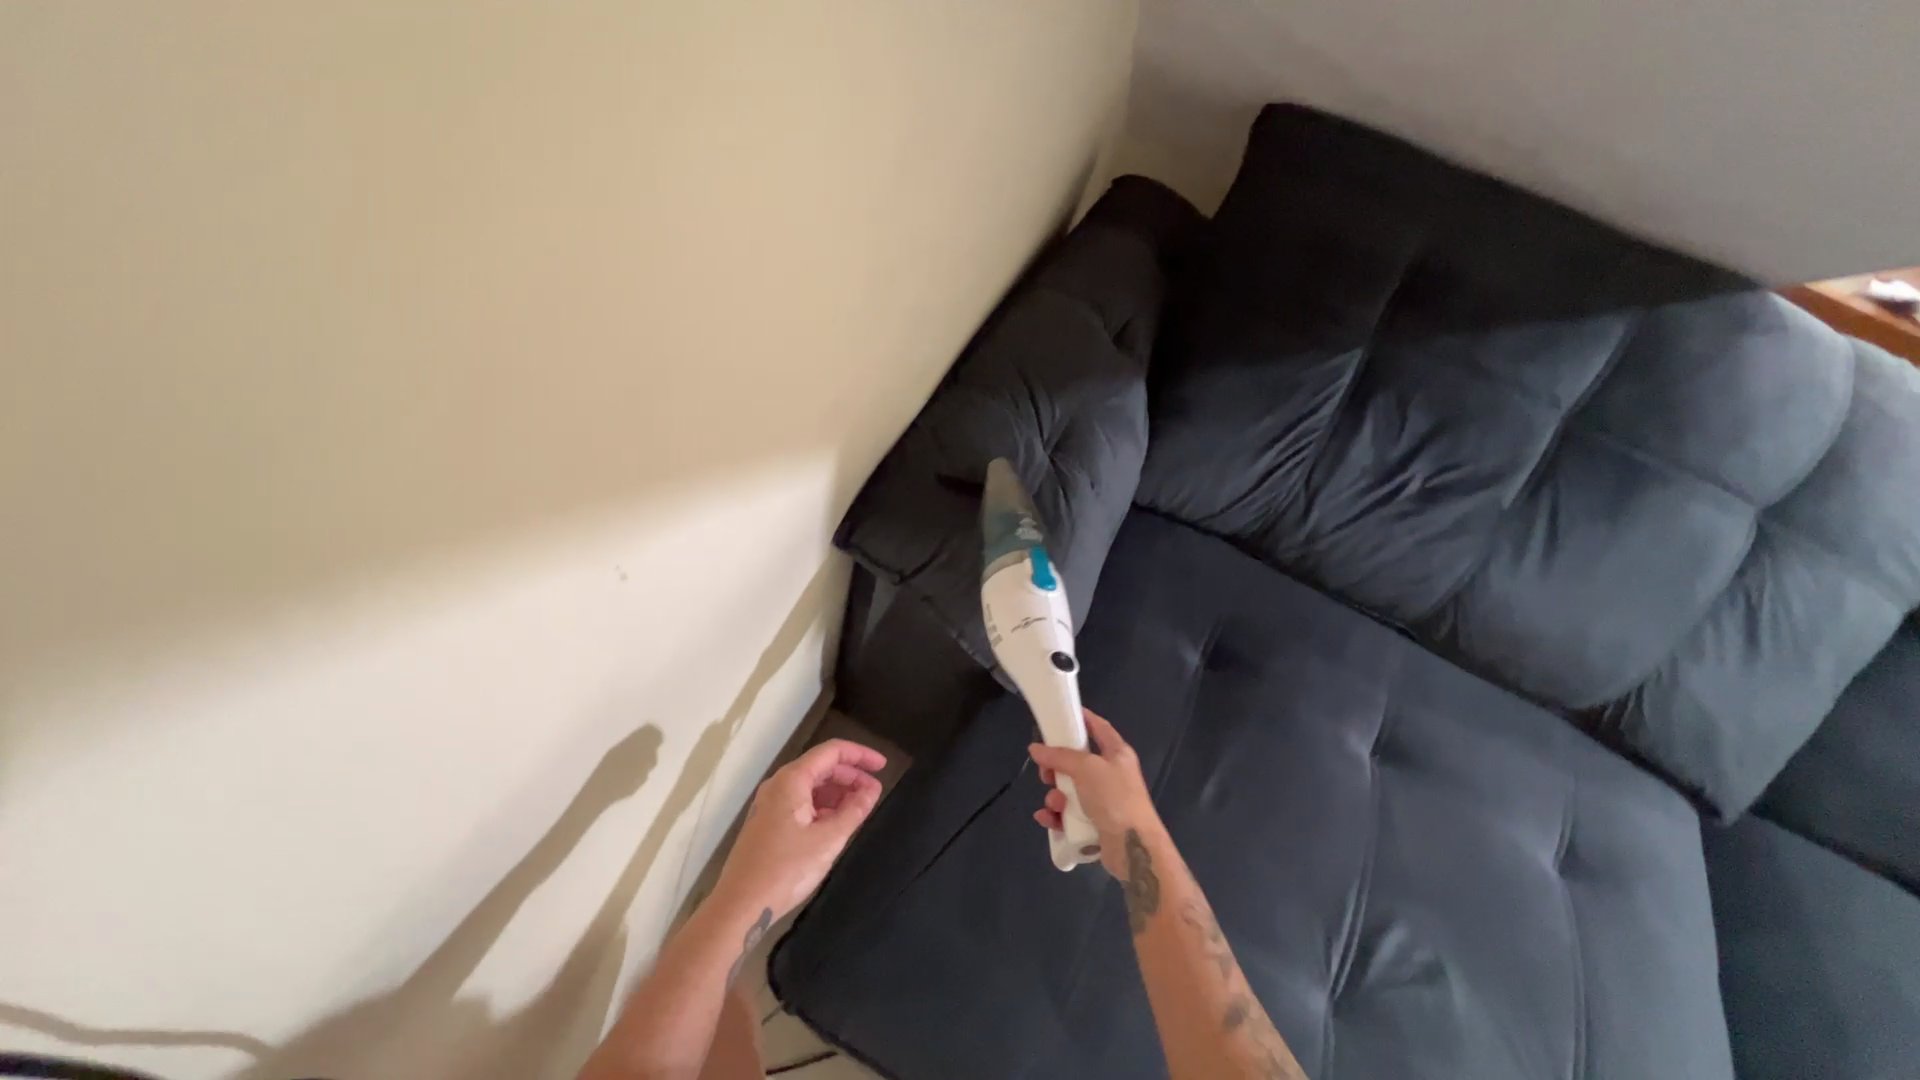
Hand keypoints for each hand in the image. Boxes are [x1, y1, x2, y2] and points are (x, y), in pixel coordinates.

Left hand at [710, 739, 886, 921]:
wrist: (740, 905)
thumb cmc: (786, 869)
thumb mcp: (828, 839)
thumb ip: (854, 810)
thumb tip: (873, 789)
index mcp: (792, 780)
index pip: (831, 751)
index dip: (860, 755)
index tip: (883, 766)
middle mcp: (779, 785)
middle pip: (821, 767)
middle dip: (850, 775)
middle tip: (875, 791)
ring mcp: (770, 803)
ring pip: (811, 786)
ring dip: (837, 793)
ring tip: (860, 809)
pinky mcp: (768, 822)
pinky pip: (801, 803)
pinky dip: (823, 807)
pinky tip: (836, 824)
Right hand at [1030, 709, 1163, 878]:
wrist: (1134, 847)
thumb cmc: (1115, 798)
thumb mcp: (1086, 768)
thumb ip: (1059, 756)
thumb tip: (1036, 748)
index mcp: (1116, 753)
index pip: (1099, 727)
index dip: (1082, 719)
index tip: (1060, 715)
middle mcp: (1111, 774)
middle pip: (1077, 762)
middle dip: (1056, 768)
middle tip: (1046, 774)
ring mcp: (1104, 800)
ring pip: (1070, 790)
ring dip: (1055, 796)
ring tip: (1054, 805)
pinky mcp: (1096, 823)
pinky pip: (1069, 814)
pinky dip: (1057, 816)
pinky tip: (1048, 819)